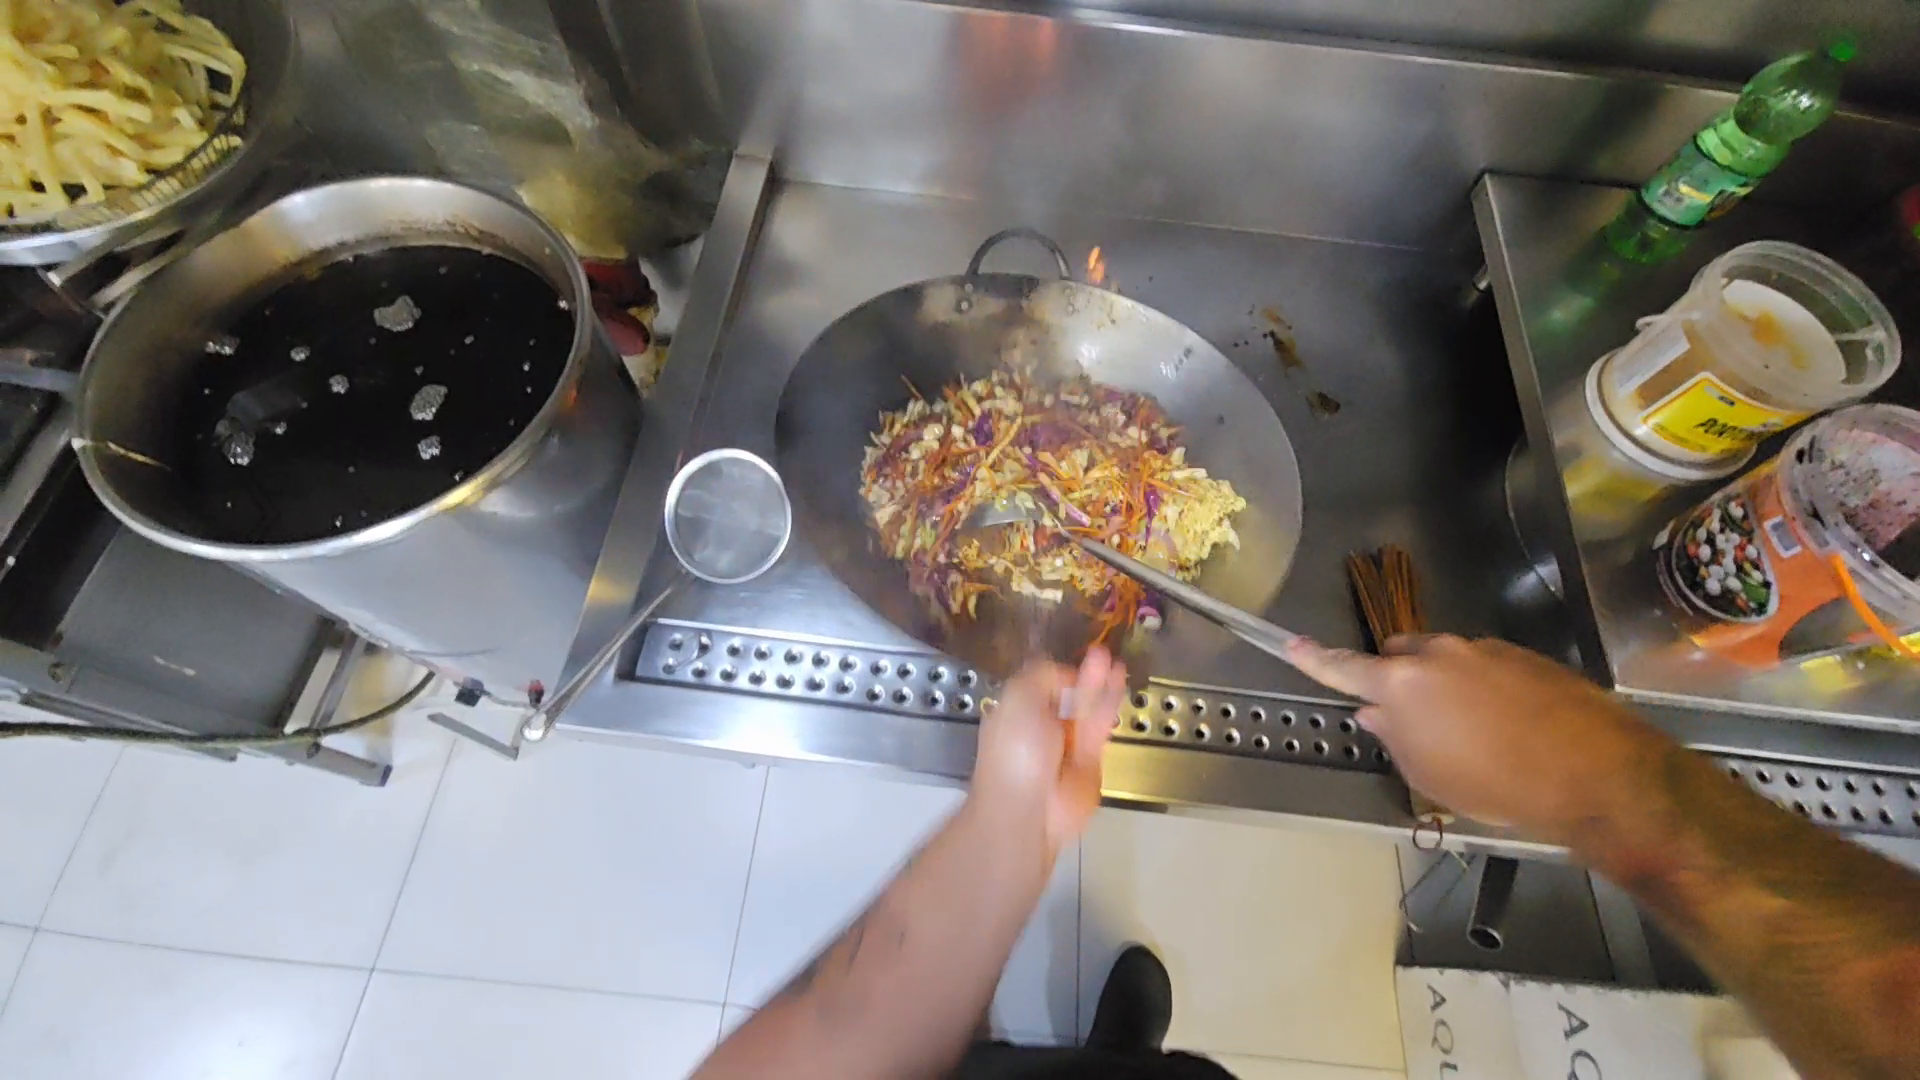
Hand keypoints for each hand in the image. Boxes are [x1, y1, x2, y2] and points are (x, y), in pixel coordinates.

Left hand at [969, 647, 1127, 854]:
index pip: (1037, 685)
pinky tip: (1118, 677)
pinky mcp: (1090, 758)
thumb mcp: (1018, 697)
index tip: (1072, 654)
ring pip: (1086, 705)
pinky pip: (1101, 723)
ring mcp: (1065, 743)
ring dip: (1099, 681)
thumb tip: (1065, 675)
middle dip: (1081, 674)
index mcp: (1015, 713)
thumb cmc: (1014, 749)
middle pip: (1066, 693)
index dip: (1055, 671)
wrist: (1029, 807)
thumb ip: (1042, 676)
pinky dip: (1110, 699)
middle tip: (1099, 651)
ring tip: (1111, 658)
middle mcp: (1040, 726)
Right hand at [1285, 634, 1666, 841]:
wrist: (1603, 777)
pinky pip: (1484, 665)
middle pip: (1397, 654)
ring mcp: (1484, 650)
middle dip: (1395, 676)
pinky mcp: (1525, 656)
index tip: (1291, 643)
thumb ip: (1393, 738)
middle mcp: (1438, 654)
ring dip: (1442, 684)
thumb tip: (1377, 714)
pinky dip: (1482, 687)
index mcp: (1402, 683)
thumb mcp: (1430, 776)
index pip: (1344, 667)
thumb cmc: (1499, 784)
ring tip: (1471, 728)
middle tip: (1409, 714)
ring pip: (1443, 659)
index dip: (1313, 658)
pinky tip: (1508, 723)